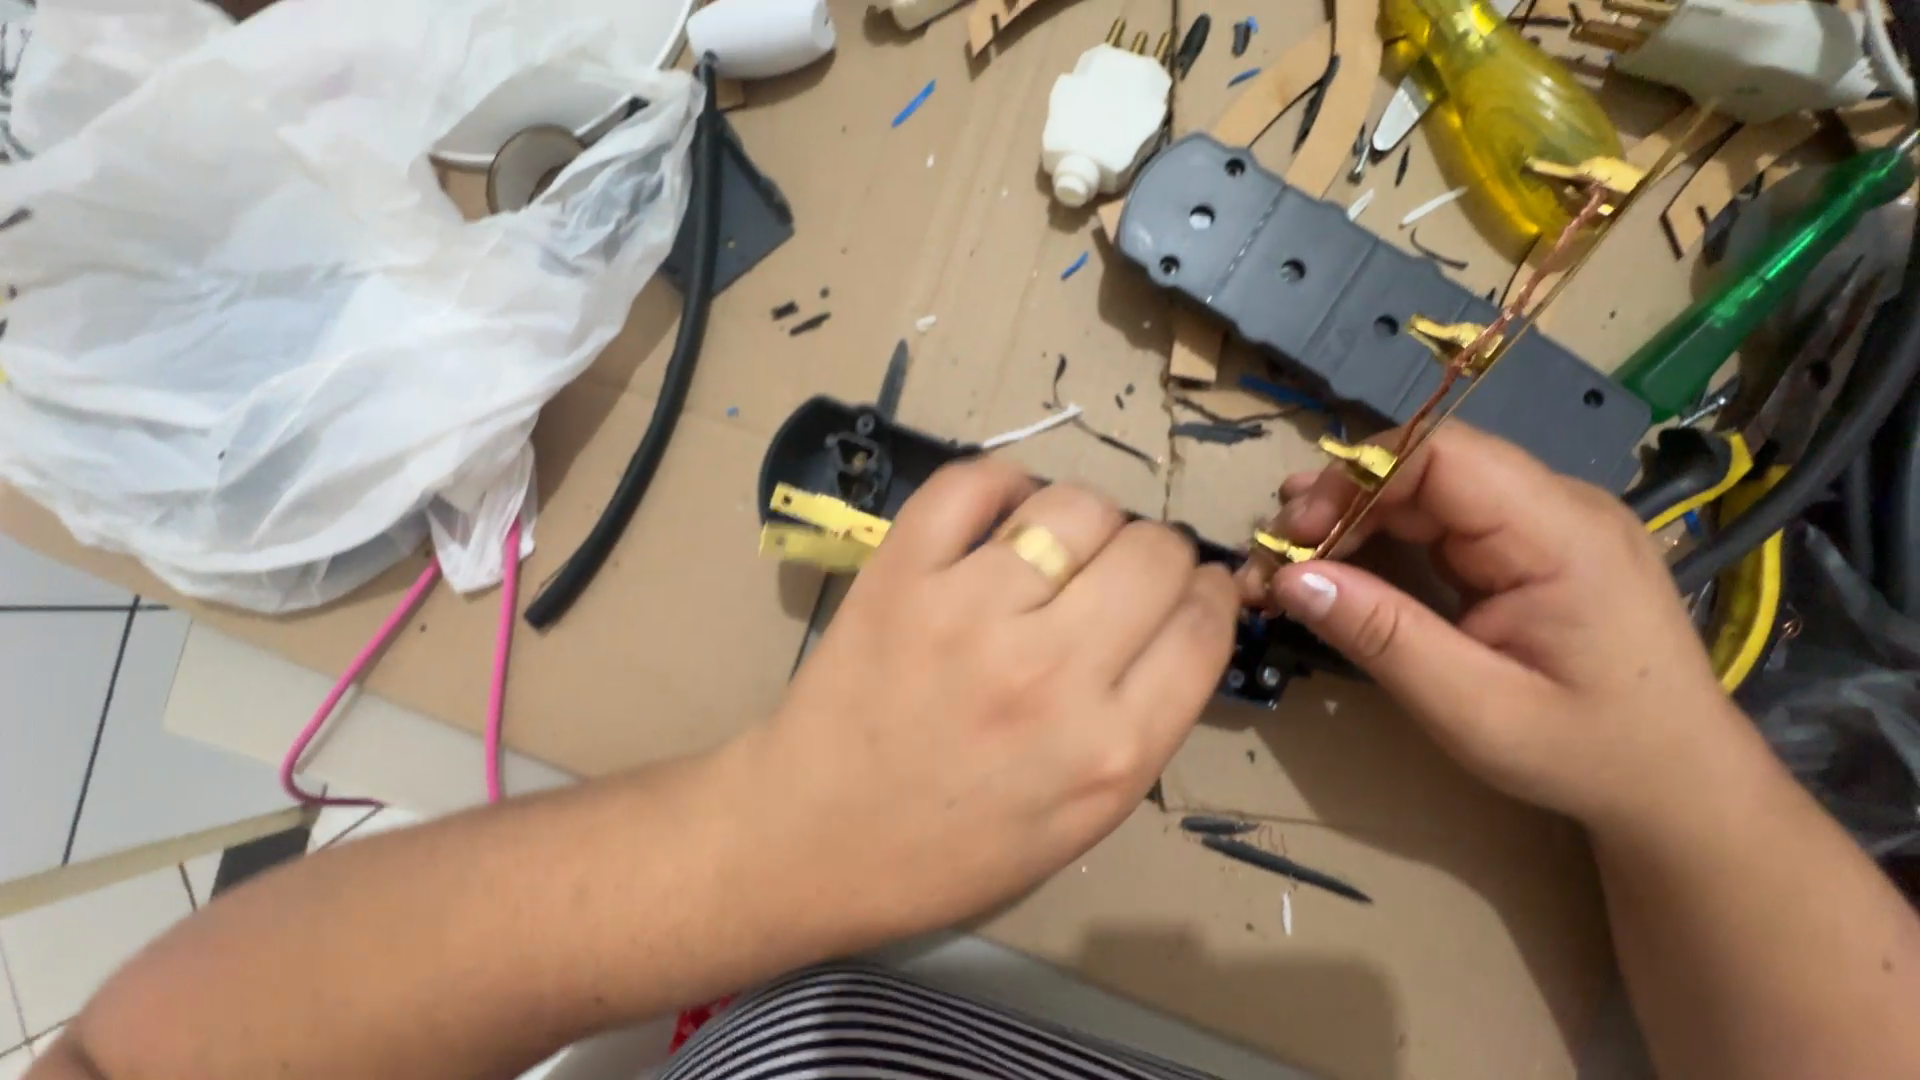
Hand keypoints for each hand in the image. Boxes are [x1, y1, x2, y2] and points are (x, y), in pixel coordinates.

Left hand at [739, 460, 1237, 947]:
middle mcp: (1052, 672)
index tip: (1187, 589)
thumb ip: (1145, 724)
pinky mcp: (901, 574)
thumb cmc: (952, 848)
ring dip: (1085, 518)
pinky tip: (1001, 514)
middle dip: (1154, 552)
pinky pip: (973, 483)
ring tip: (1057, 545)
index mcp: (1111, 749)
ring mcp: (970, 613)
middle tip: (1119, 570)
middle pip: (1153, 552)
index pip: (1202, 625)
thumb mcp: (1081, 819)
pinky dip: (1001, 484)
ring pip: (1076, 506)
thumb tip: (1178, 618)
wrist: (813, 838)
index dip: (1206, 593)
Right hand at [1258, 423, 1759, 833]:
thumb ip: (1382, 637)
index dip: (1355, 478)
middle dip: (1339, 503)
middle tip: (1279, 558)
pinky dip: (1378, 536)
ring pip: (1422, 488)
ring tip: (1292, 555)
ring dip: (1351, 517)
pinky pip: (1437, 518)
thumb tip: (1290, 578)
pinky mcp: (1524, 544)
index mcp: (1560, 535)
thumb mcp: (1472, 711)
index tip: (1298, 534)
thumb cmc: (1584, 752)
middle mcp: (1555, 507)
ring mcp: (1542, 521)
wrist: (1678, 783)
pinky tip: (1337, 559)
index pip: (1442, 454)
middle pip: (1424, 467)